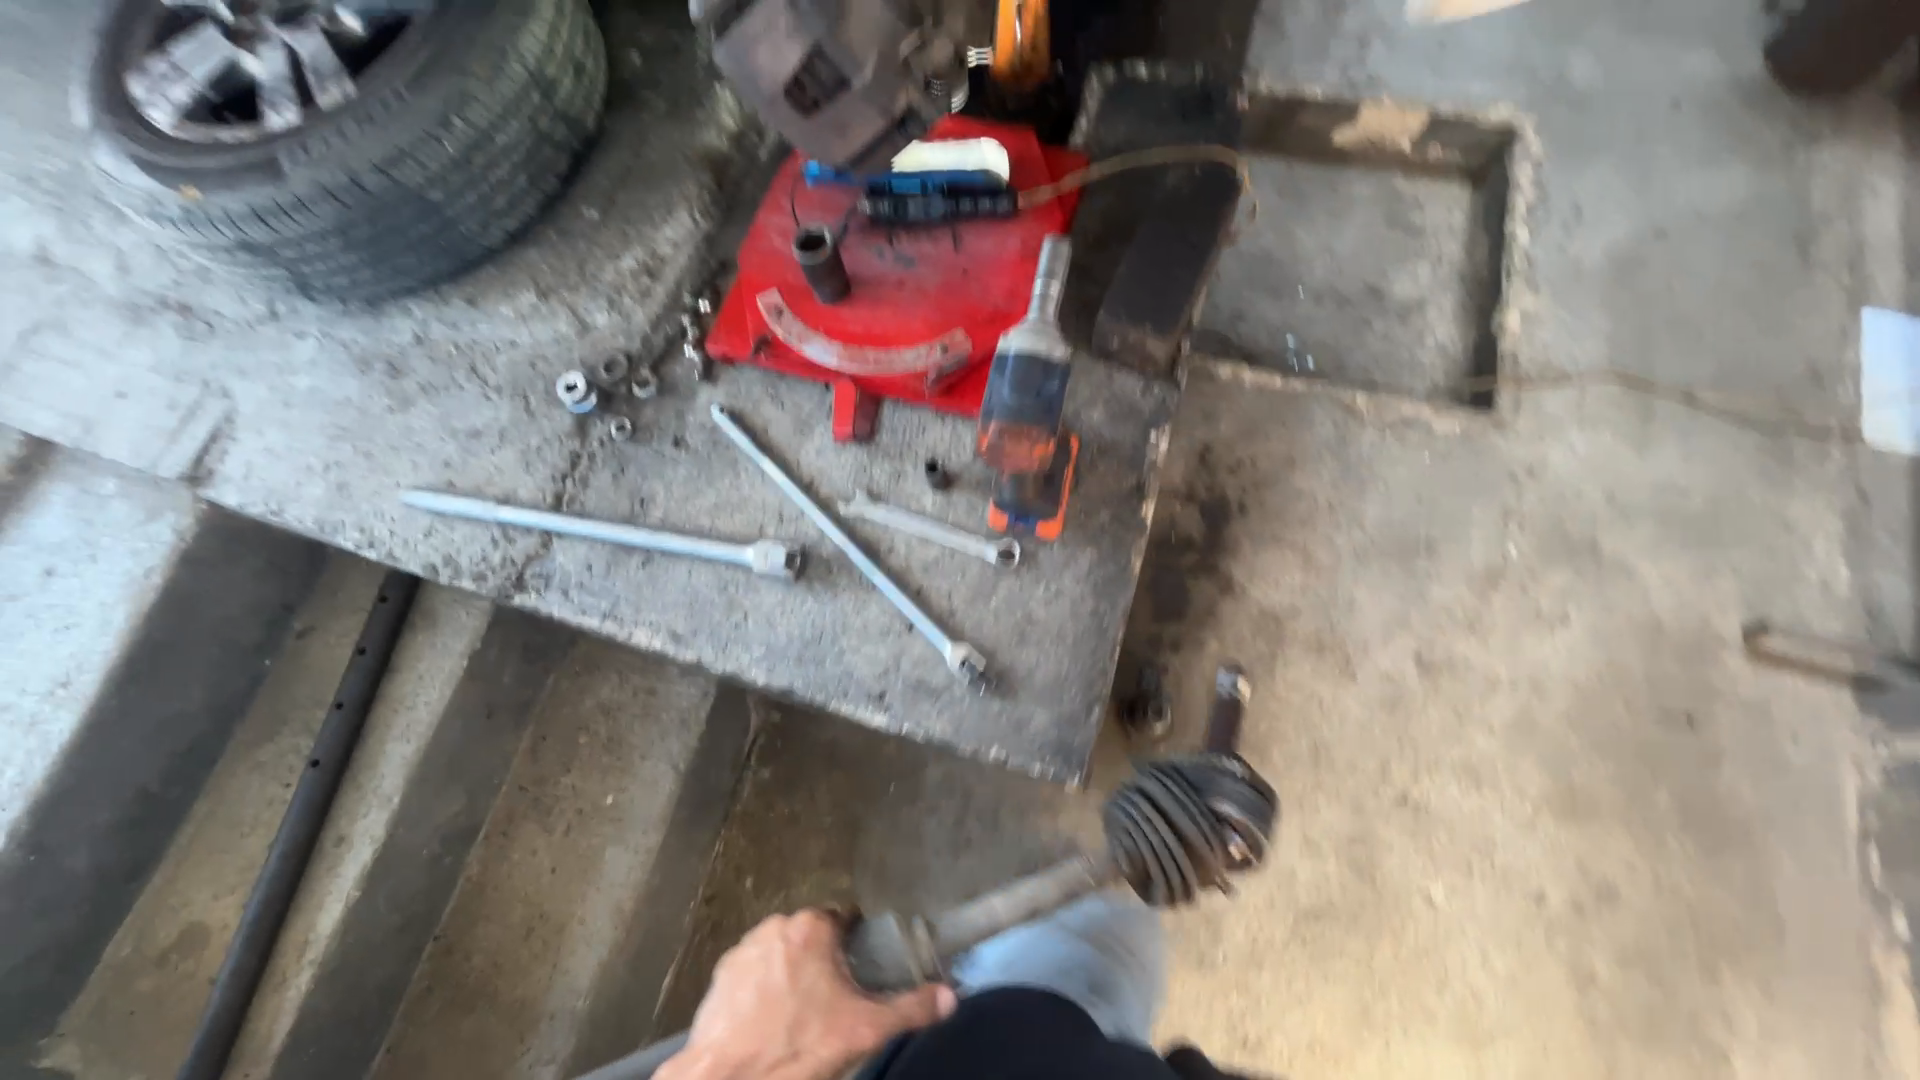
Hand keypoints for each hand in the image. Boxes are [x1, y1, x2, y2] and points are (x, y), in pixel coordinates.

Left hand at [661, 910, 957, 1079]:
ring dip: (792, 974)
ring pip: (782, 953)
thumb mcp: (865, 1030)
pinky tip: (769, 1022)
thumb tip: (950, 996)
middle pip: (813, 936)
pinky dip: (763, 990)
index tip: (861, 973)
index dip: (857, 946)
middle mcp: (777, 925)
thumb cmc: (800, 1048)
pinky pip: (753, 973)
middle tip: (833, 1002)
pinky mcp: (719, 976)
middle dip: (824, 962)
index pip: (846, 920)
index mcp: (813, 927)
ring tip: (800, 1016)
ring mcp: (743, 949)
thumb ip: (910, 1008)